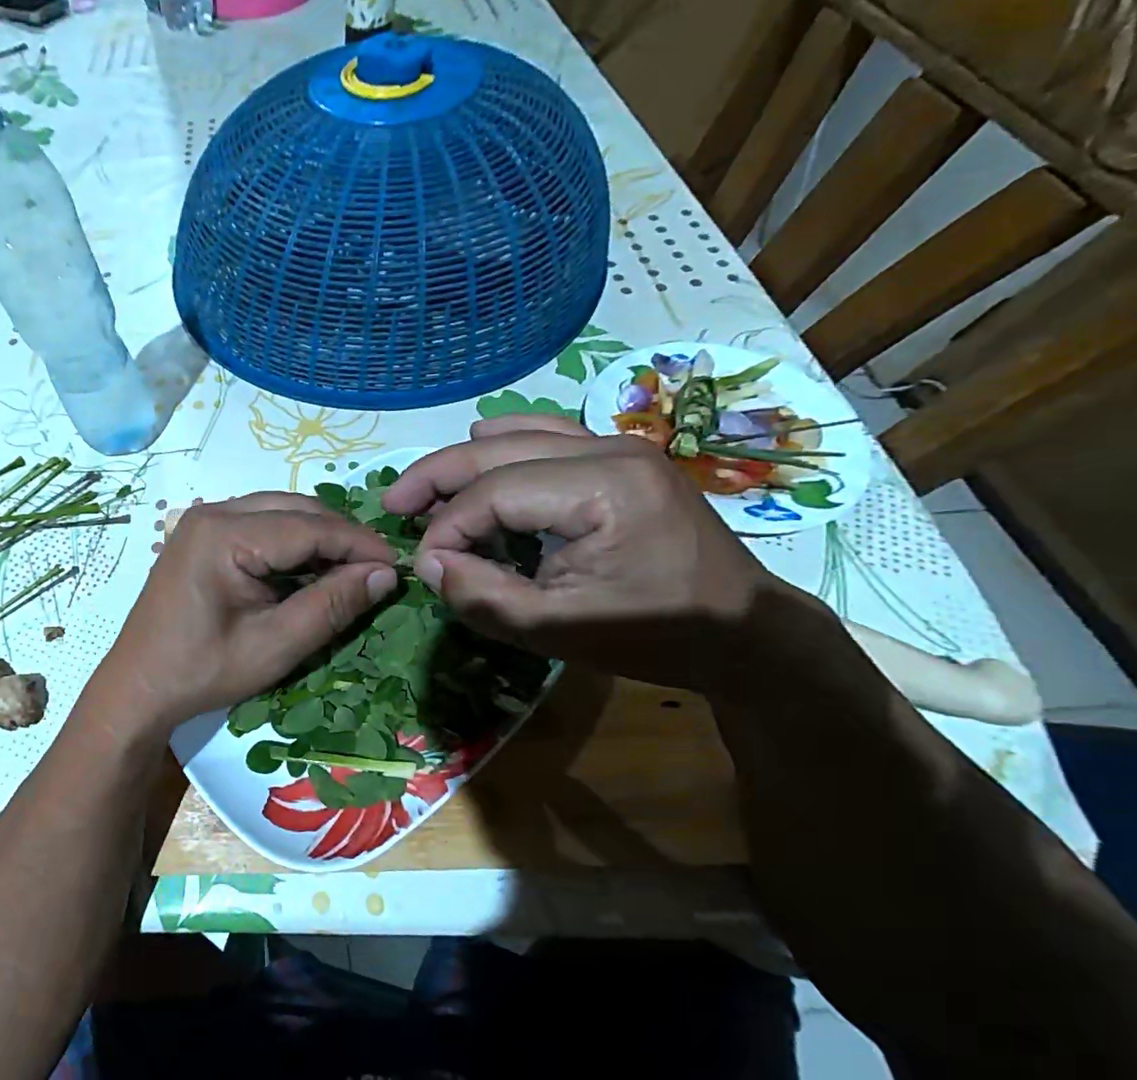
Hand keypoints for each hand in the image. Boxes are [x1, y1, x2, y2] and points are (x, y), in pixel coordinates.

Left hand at [90, 493, 397, 733]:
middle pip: (295, 510)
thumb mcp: (274, 645)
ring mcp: (203, 522)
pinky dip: (291, 544)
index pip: (309, 527)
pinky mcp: (201, 537)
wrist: (138, 688)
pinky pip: (259, 525)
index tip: (397, 564)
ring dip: (318, 537)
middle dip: (340, 536)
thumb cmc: (202, 671)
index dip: (358, 544)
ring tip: (351, 571)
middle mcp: (212, 514)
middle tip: (376, 570)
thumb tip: (384, 574)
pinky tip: (310, 570)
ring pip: (279, 513)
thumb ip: (331, 605)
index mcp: (223, 534)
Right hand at [382, 413, 787, 692]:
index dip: (447, 527)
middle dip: (438, 477)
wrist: (744, 631)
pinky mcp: (622, 455)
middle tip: (392, 503)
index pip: (494, 493)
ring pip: (518, 434)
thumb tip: (428, 563)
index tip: (425, 565)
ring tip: (423, 485)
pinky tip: (480, 438)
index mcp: (603, 487)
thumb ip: (483, 596)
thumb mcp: (558, 631)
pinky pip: (550, 433)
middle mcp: (610, 448)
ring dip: (464, 458)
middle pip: (497, 451)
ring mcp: (620, 445)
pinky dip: (506, 440)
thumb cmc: (654, 635)